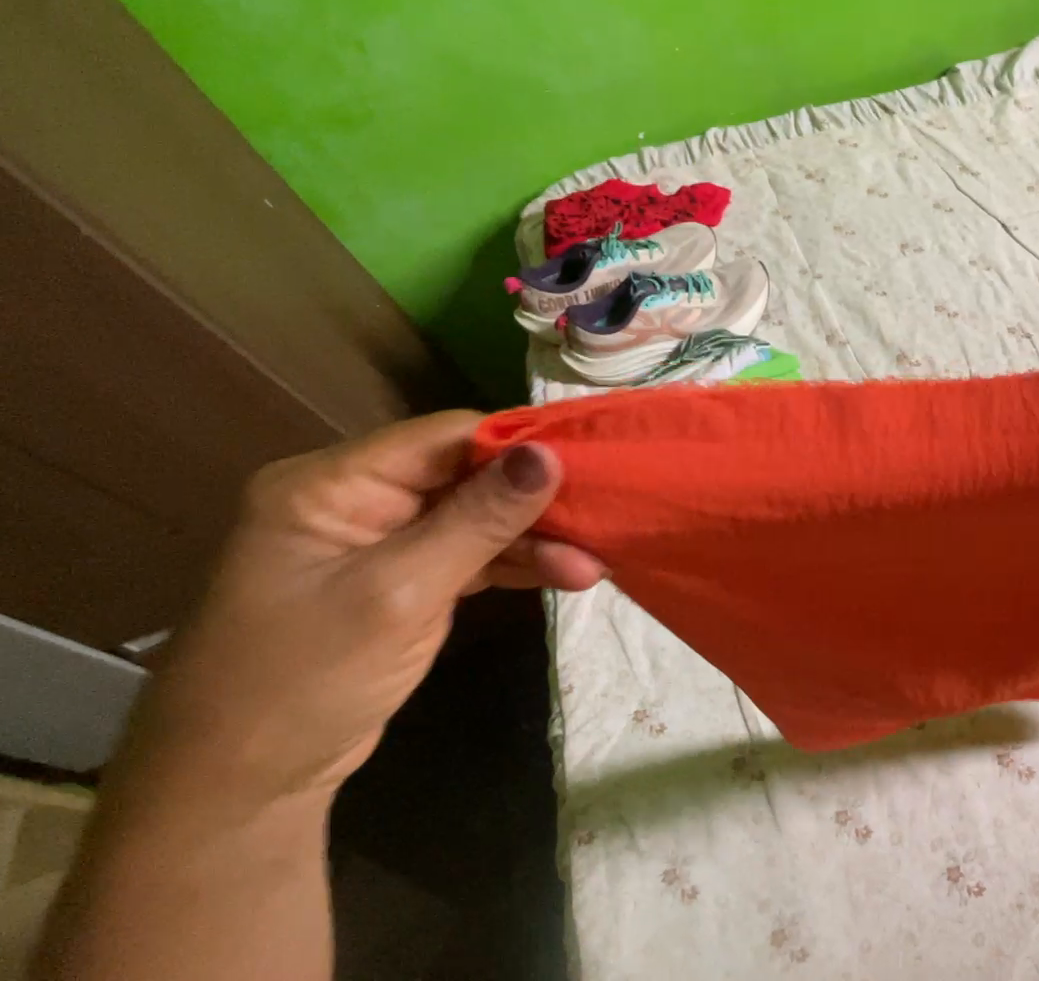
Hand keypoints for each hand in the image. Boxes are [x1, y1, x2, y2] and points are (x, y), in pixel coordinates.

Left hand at [131, 411, 603, 802]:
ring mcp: (382, 543)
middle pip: (468, 477)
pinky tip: (569, 573)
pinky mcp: (404, 582)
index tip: (593, 461)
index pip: (444, 438)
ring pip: (478, 519)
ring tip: (598, 562)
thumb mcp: (400, 593)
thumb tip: (549, 453)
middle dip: (537, 500)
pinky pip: (472, 556)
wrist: (242, 788)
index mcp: (330, 484)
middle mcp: (357, 501)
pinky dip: (517, 566)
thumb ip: (479, 520)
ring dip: (536, 539)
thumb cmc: (304, 680)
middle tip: (607, 517)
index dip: (520, 445)